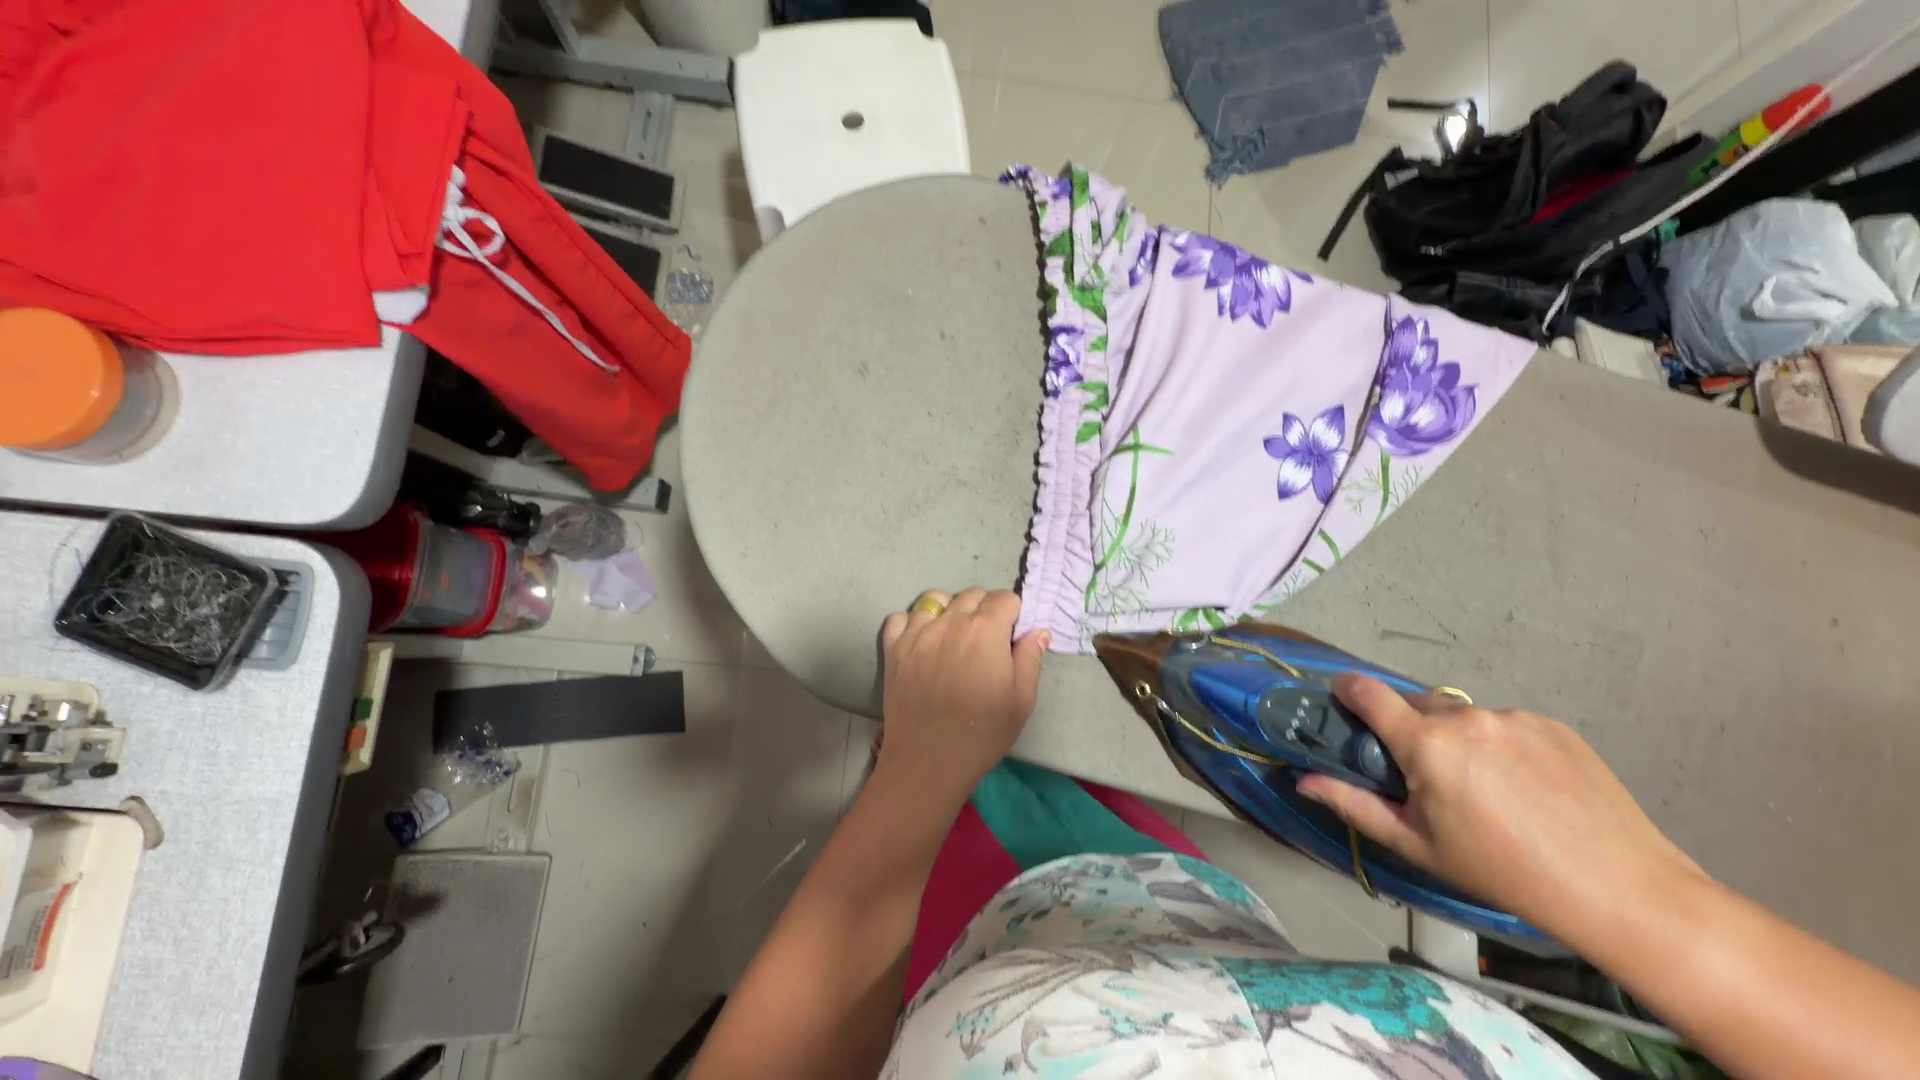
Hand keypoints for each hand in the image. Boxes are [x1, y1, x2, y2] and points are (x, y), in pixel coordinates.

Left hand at [876, 587, 1048, 807]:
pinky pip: (901, 618)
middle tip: (987, 642)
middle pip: (972, 594)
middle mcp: (950, 621)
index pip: (1005, 598)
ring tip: (954, 637)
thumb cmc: (983, 733)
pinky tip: (923, 642)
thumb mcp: (1022, 700)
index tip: (1012, 639)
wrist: (929, 760)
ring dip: (950, 610)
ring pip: (936, 599)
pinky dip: (913, 623)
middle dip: (985, 610)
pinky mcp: (894, 648)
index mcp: (985, 630)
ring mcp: (917, 633)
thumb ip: (1030, 658)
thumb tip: (1037, 630)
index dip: (1013, 615)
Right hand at [1296, 675, 1704, 938]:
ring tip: (1482, 788)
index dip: (1347, 690)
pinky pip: (1505, 725)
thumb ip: (1354, 805)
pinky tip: (1521, 787)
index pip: (1370, 694)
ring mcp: (1514, 718)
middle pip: (1416, 706)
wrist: (1616, 885)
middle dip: (1407, 729)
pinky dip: (1498, 745)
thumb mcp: (1417, 845)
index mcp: (1427, 744)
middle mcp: (1466, 717)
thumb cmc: (1501, 870)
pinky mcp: (1553, 725)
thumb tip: (1304, 781)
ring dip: (1456, 739)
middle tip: (1421, 774)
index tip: (1339, 697)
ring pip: (1463, 717)